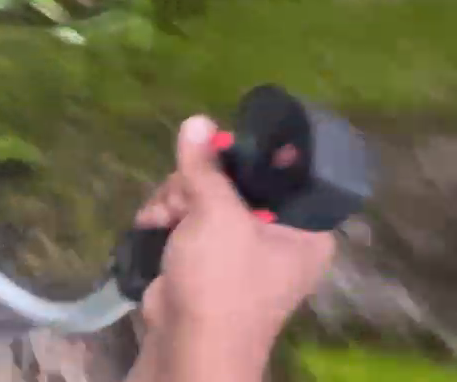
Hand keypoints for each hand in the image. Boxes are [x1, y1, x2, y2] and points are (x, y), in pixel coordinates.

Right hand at [132, 115, 334, 379]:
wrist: (192, 335)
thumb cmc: (221, 279)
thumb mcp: (215, 215)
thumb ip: (205, 168)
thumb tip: (198, 121)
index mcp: (302, 231)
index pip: (277, 177)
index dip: (241, 161)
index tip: (209, 159)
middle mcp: (275, 236)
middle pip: (226, 182)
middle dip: (190, 187)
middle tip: (181, 204)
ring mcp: (238, 246)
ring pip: (197, 195)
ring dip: (169, 201)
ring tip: (162, 221)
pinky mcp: (206, 254)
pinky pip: (183, 215)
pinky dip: (164, 217)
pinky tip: (154, 227)